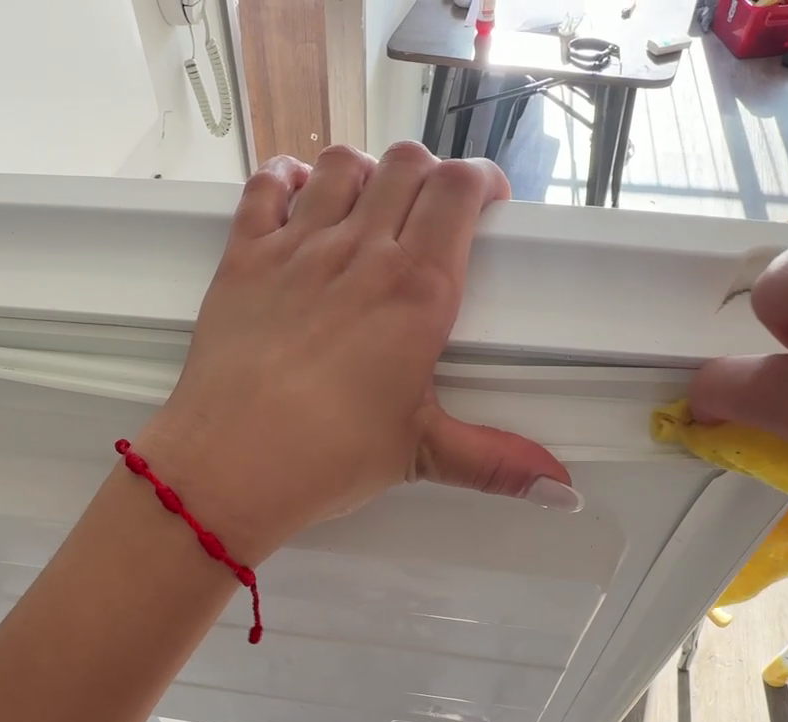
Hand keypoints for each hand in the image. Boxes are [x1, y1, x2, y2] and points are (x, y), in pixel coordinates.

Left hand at [134, 144, 576, 562]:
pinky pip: (268, 184)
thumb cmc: (325, 457)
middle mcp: (361, 253)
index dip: (478, 180)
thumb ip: (495, 460)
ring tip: (369, 202)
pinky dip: (287, 177)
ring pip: (342, 164)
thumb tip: (556, 490)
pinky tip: (298, 194)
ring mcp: (297, 248)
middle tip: (429, 208)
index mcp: (416, 291)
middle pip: (406, 164)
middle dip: (427, 174)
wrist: (231, 463)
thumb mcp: (420, 453)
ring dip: (364, 171)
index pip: (459, 190)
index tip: (484, 197)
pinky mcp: (245, 257)